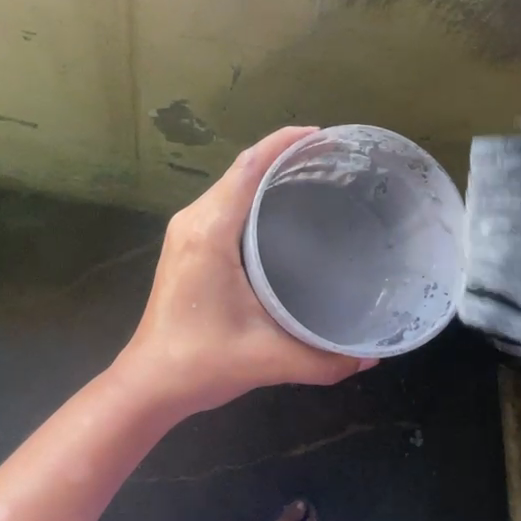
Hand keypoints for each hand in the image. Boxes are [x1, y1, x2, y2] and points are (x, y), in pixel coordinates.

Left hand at [113, 127, 372, 416]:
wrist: (149, 385)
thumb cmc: (201, 362)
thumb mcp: (268, 359)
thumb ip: (323, 359)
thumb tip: (372, 355)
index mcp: (210, 231)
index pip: (249, 168)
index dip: (284, 143)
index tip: (324, 136)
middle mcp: (194, 220)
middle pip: (242, 169)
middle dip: (284, 153)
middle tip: (333, 158)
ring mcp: (186, 231)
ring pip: (232, 183)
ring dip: (268, 171)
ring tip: (314, 175)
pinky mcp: (187, 244)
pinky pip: (225, 201)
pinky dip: (254, 192)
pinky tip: (283, 208)